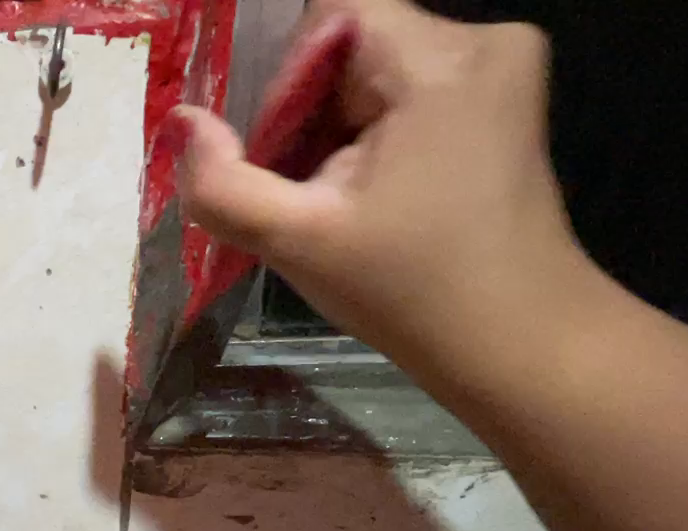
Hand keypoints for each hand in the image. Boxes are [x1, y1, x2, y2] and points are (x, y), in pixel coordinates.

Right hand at [174, 0, 600, 366]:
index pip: (332, 14)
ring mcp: (498, 75)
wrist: (509, 340)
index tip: (270, 153)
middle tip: (290, 192)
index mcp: (441, 61)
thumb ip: (222, 185)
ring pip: (373, 76)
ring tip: (324, 204)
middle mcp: (482, 44)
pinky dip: (365, 143)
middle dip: (304, 116)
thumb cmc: (405, 291)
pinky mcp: (497, 110)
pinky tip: (359, 200)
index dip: (282, 77)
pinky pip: (404, 100)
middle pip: (351, 46)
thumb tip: (178, 123)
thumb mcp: (297, 242)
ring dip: (330, 135)